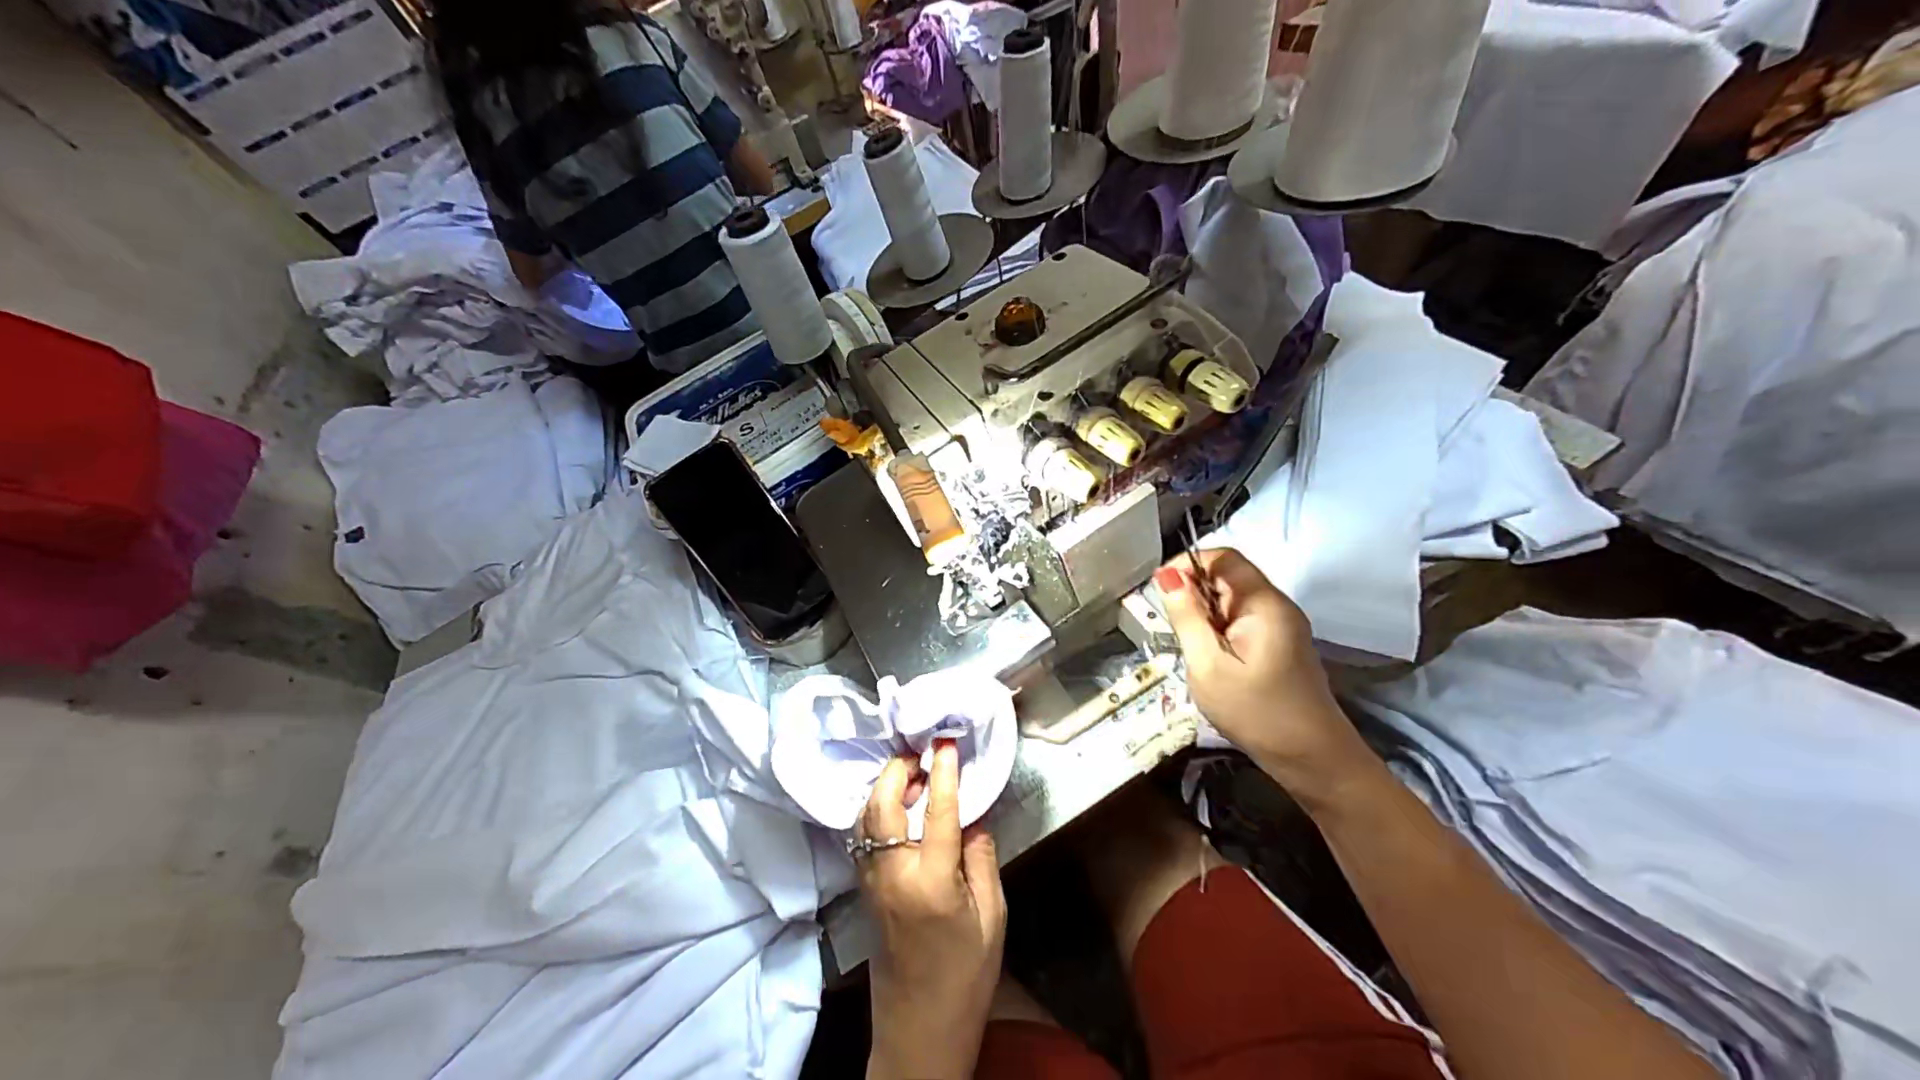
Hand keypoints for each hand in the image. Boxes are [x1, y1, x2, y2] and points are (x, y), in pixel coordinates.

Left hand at [861, 742, 1006, 1079]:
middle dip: (897, 771)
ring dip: (884, 787)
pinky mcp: (864, 889)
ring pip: (865, 817)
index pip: (936, 811)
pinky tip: (898, 808)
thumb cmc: (966, 976)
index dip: (943, 772)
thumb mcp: (991, 918)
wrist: (919, 1028)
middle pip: (881, 805)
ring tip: (912, 776)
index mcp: (931, 881)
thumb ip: (981, 858)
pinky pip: (863, 835)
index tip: (946, 742)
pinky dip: (877, 809)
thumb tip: (973, 814)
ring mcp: (871, 880)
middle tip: (920, 754)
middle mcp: (892, 873)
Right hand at [1154, 549, 1379, 809]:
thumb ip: (1187, 617)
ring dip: (1205, 614)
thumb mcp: (1208, 665)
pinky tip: (1211, 658)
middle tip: (1175, 628)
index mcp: (1263, 603)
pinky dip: (1219, 629)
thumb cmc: (1256, 713)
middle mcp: (1277, 605)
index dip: (1189, 563)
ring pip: (1232, 600)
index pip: (1224, 557)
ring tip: (1191, 647)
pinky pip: (1242, 620)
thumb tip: (1167, 575)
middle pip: (1228, 577)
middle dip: (1195, 592)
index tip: (1161, 588)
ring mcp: (1282, 625)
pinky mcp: (1281, 644)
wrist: (1312, 759)